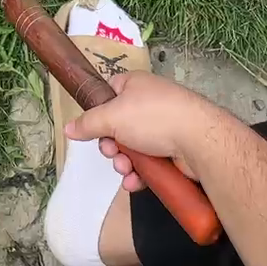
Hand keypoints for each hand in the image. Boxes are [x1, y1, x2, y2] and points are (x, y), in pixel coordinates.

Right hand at [64, 72, 236, 190]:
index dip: (98, 112)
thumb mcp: (112, 116)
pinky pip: (148, 163)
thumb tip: (68, 128)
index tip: (94, 128)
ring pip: (132, 147)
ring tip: (126, 170)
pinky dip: (139, 174)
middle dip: (111, 144)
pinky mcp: (172, 151)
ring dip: (124, 162)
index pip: (109, 93)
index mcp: (134, 85)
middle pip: (118, 125)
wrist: (198, 140)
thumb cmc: (153, 117)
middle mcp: (147, 103)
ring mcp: (161, 127)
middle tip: (112, 153)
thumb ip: (88, 123)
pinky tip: (135, 183)